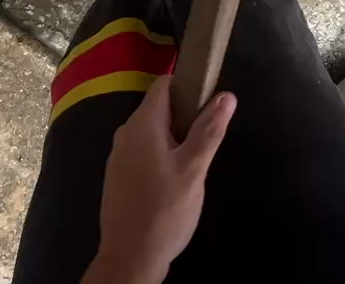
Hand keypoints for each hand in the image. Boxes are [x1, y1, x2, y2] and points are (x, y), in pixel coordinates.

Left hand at [84, 75, 235, 283]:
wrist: (129, 260)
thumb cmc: (164, 211)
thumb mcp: (194, 169)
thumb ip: (209, 130)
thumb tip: (226, 95)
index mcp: (142, 123)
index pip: (164, 84)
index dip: (187, 86)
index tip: (208, 101)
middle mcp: (125, 132)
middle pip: (159, 108)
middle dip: (184, 116)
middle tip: (206, 140)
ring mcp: (118, 155)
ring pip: (152, 132)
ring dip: (174, 138)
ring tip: (193, 163)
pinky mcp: (118, 176)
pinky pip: (142, 151)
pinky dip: (160, 155)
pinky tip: (173, 181)